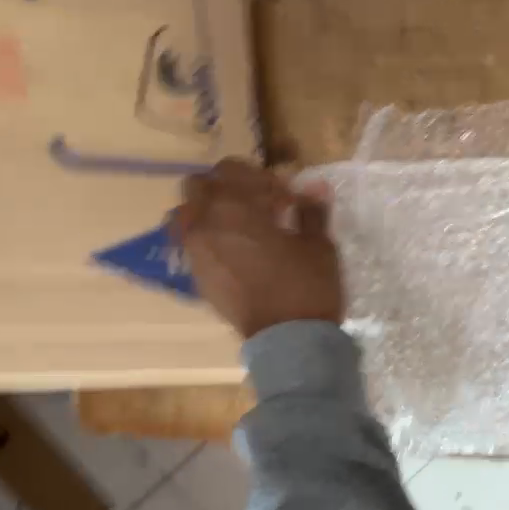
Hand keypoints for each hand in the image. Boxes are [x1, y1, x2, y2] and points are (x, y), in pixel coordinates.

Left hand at [172, 159, 341, 338]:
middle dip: (230, 189)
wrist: (288, 339)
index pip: (234, 170)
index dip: (262, 177)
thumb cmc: (308, 288)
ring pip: (189, 213)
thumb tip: (315, 188)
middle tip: (262, 207)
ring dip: (213, 212)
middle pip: (201, 186)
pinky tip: (240, 254)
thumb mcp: (320, 247)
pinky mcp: (195, 273)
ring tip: (243, 229)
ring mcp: (194, 249)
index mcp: (234, 209)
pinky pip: (193, 241)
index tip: (287, 196)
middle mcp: (204, 222)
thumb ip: (311, 213)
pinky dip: (212, 237)